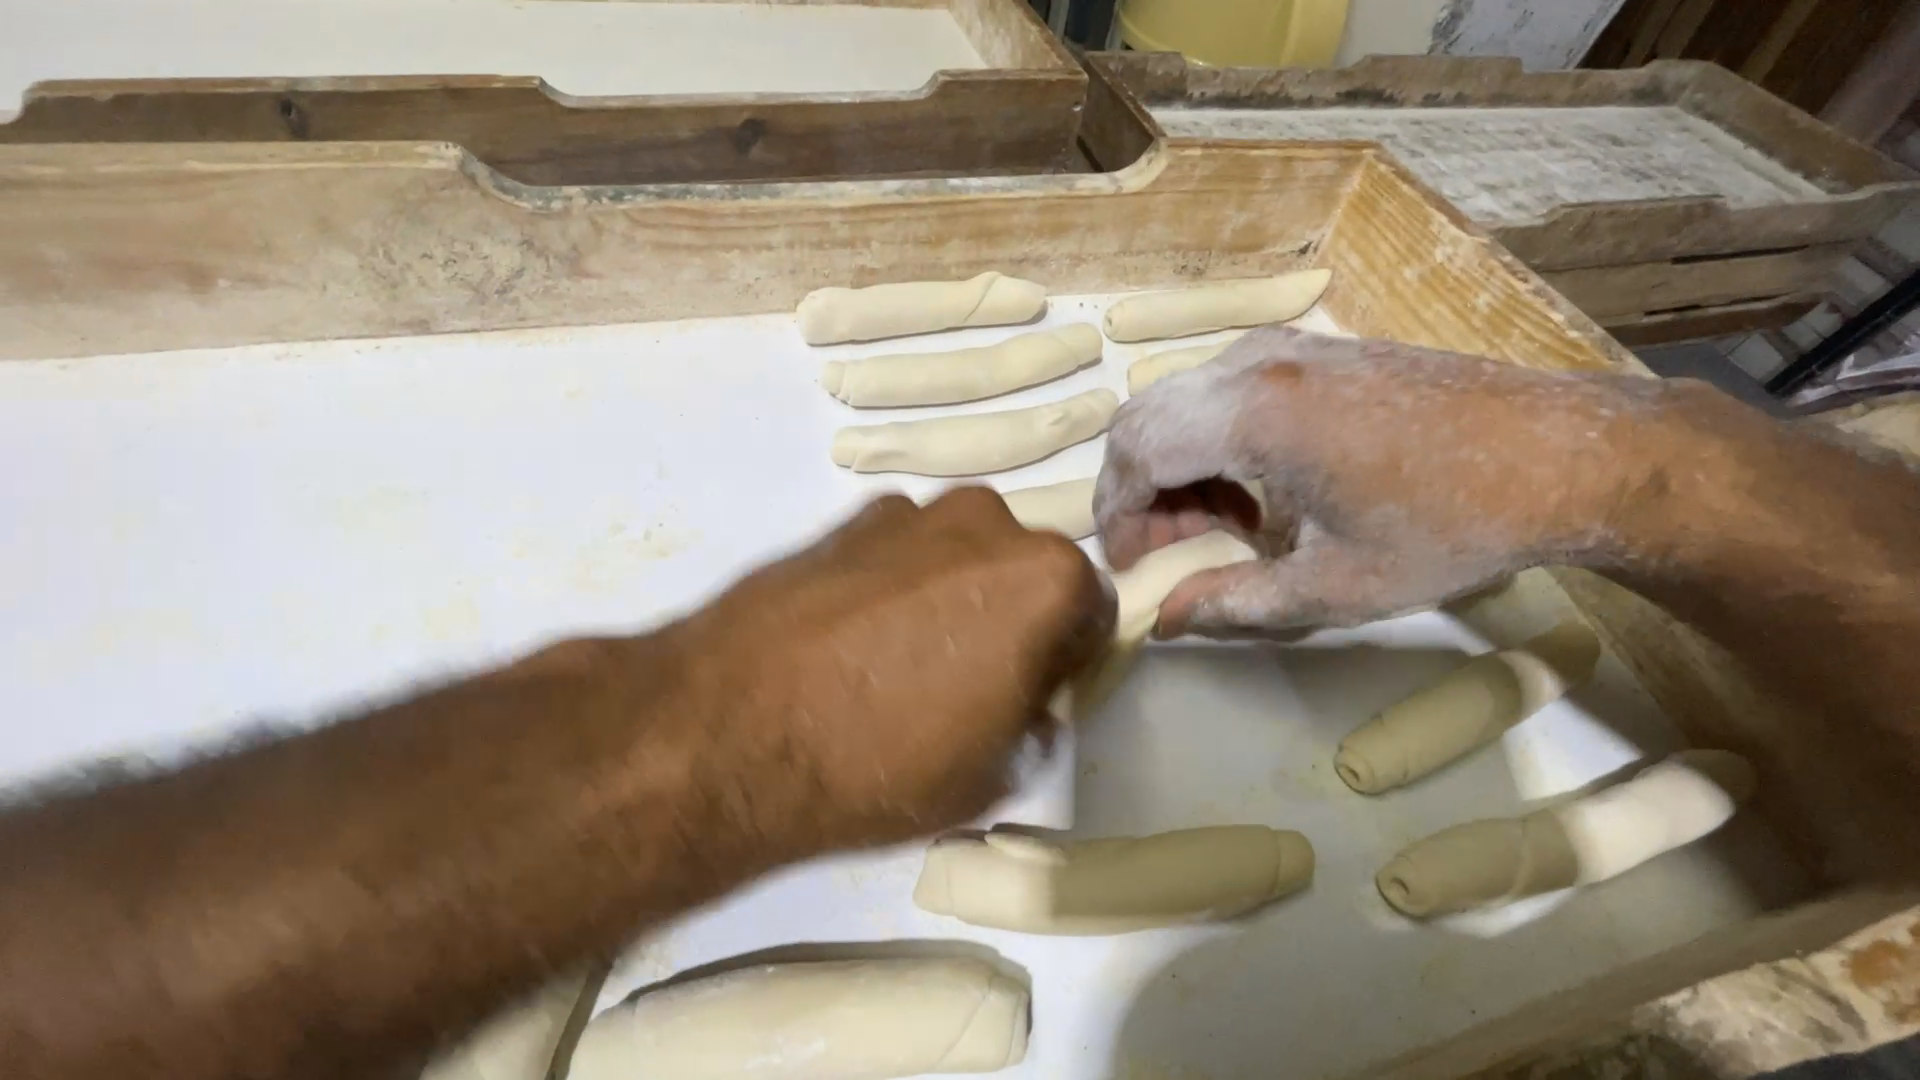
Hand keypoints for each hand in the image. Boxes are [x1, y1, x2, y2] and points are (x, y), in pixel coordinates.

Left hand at [670, 488, 1111, 859]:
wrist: (725, 730)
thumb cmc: (879, 762)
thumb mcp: (990, 775)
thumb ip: (1033, 725)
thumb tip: (1024, 702)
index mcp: (1043, 579)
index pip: (1093, 610)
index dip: (1069, 658)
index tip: (1033, 695)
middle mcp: (984, 522)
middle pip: (1024, 572)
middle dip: (1012, 618)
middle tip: (966, 681)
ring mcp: (907, 513)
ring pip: (959, 556)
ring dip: (951, 596)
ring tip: (897, 662)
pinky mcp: (842, 519)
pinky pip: (898, 552)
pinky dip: (893, 584)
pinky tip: (850, 640)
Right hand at [1095, 325, 1711, 636]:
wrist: (1563, 455)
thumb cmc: (1447, 528)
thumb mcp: (1333, 587)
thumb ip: (1232, 602)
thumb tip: (1163, 620)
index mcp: (1253, 415)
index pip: (1135, 454)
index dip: (1119, 516)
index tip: (1133, 566)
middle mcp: (1253, 364)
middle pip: (1142, 419)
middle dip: (1137, 489)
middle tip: (1170, 548)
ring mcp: (1283, 346)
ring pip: (1178, 402)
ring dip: (1173, 465)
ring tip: (1218, 524)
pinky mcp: (1310, 349)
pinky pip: (1220, 389)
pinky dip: (1209, 440)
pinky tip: (1255, 487)